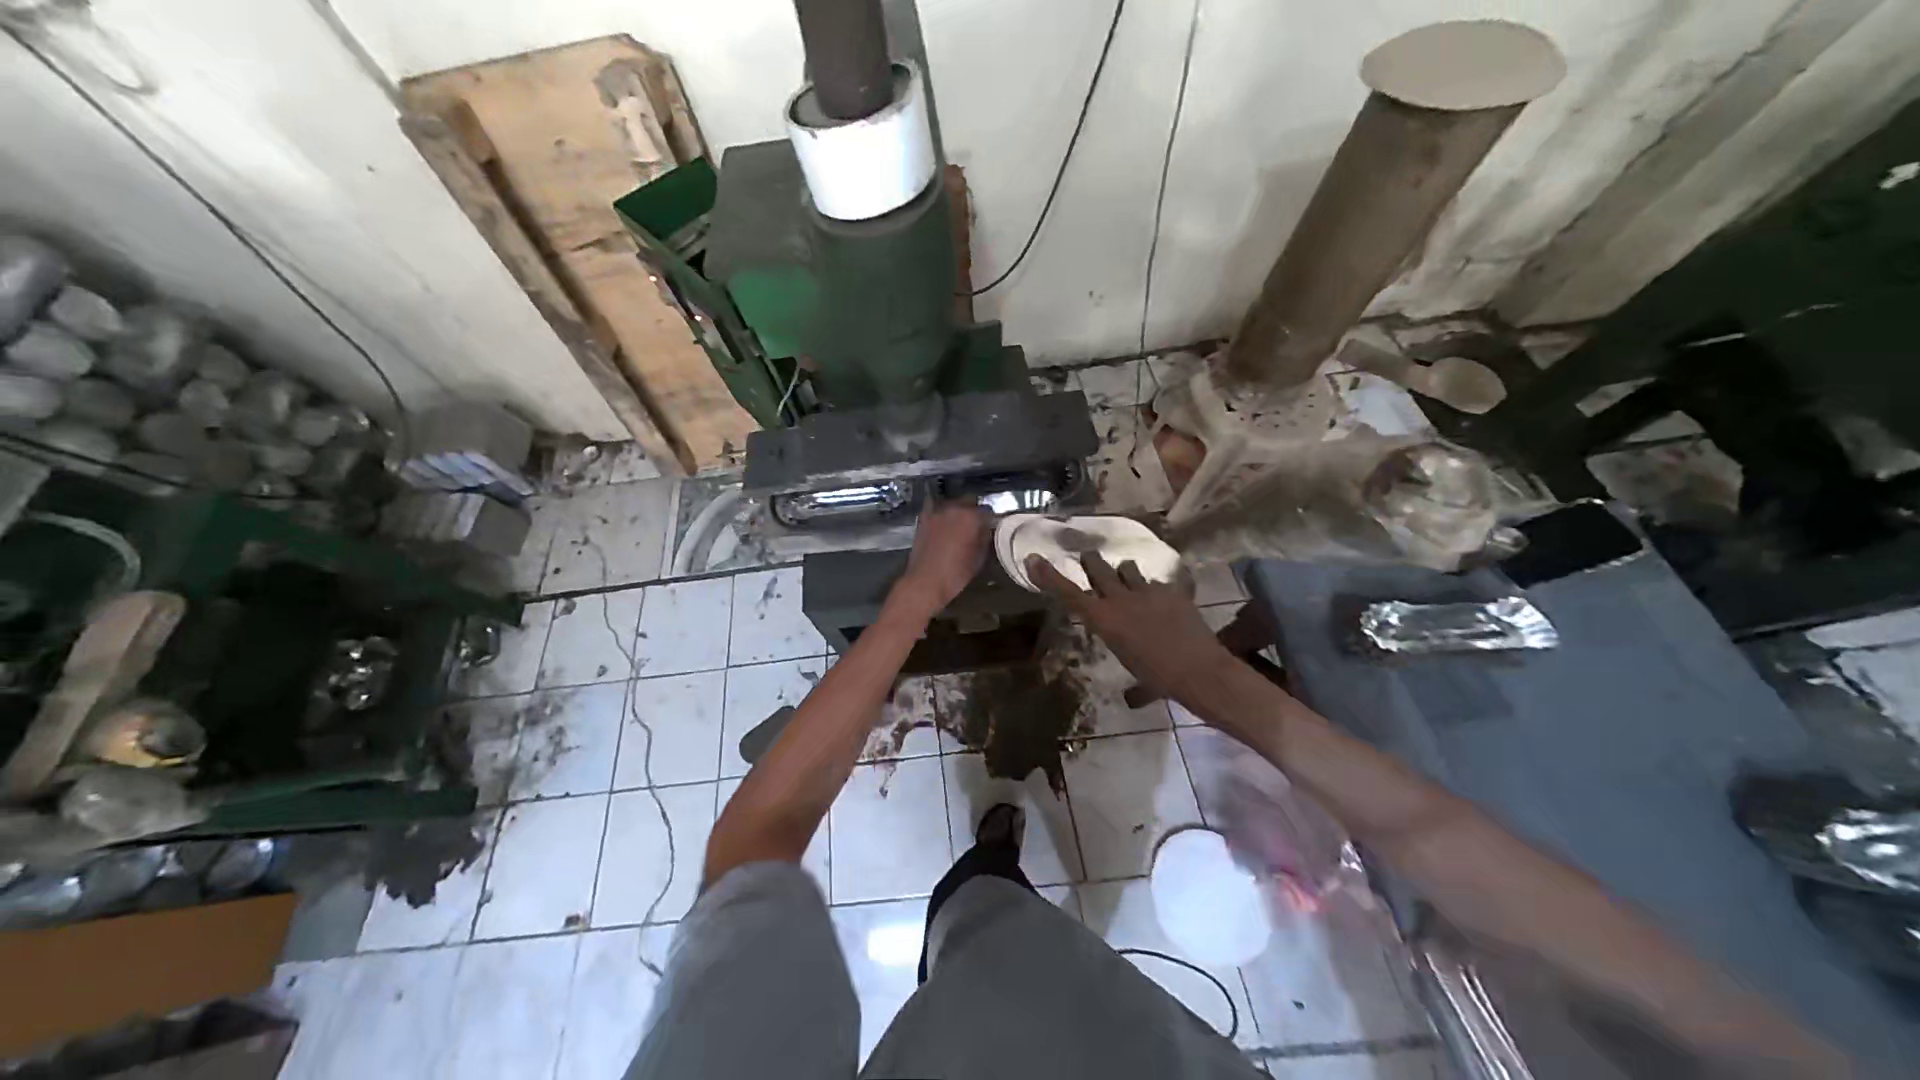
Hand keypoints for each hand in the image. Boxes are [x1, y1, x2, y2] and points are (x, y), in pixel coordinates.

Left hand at [895, 501, 988, 615]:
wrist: (925, 581)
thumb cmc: (956, 573)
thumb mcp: (979, 558)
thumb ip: (985, 538)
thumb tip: (986, 530)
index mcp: (971, 517)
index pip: (988, 510)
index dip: (990, 519)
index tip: (991, 527)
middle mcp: (954, 508)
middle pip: (969, 501)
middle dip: (974, 511)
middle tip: (976, 525)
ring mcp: (936, 512)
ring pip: (952, 504)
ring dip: (958, 511)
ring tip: (959, 524)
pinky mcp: (923, 518)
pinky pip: (936, 509)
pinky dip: (942, 514)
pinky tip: (943, 524)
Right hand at [1027, 552, 1231, 699]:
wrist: (1198, 670)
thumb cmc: (1159, 679)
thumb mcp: (1133, 670)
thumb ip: (1130, 669)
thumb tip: (1133, 699)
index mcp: (1104, 621)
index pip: (1070, 594)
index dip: (1050, 576)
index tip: (1034, 559)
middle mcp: (1121, 600)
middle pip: (1099, 568)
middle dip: (1092, 561)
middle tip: (1089, 556)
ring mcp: (1148, 591)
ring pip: (1128, 568)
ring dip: (1125, 572)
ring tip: (1128, 577)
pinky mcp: (1172, 590)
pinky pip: (1160, 582)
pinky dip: (1159, 589)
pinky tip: (1167, 601)